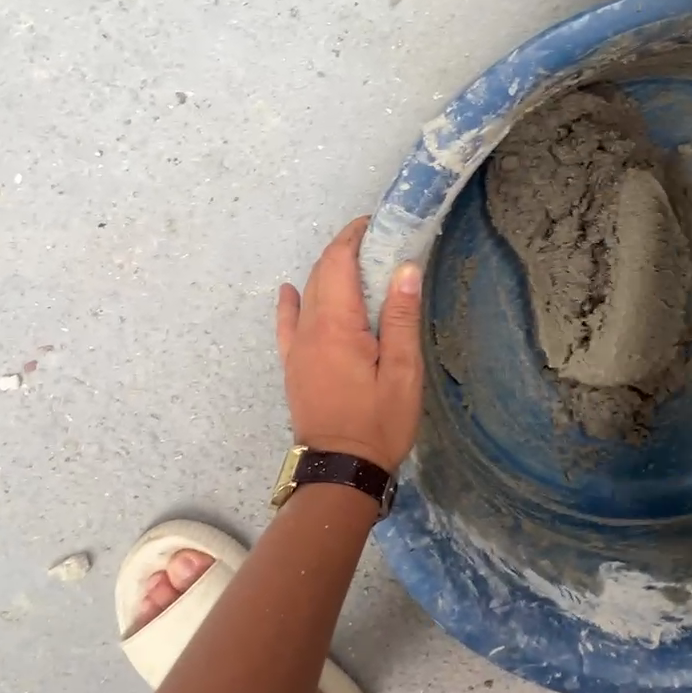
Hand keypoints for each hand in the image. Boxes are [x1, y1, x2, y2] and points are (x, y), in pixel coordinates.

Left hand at [275, 217, 423, 471]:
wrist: (341, 469)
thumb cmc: (379, 421)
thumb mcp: (403, 370)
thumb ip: (401, 316)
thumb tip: (404, 267)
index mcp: (337, 325)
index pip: (338, 262)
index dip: (354, 236)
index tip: (377, 223)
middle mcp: (309, 329)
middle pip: (321, 273)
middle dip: (345, 250)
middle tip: (378, 241)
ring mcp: (296, 347)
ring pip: (307, 293)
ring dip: (327, 271)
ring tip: (356, 263)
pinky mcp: (293, 365)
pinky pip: (287, 323)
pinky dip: (291, 301)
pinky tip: (290, 290)